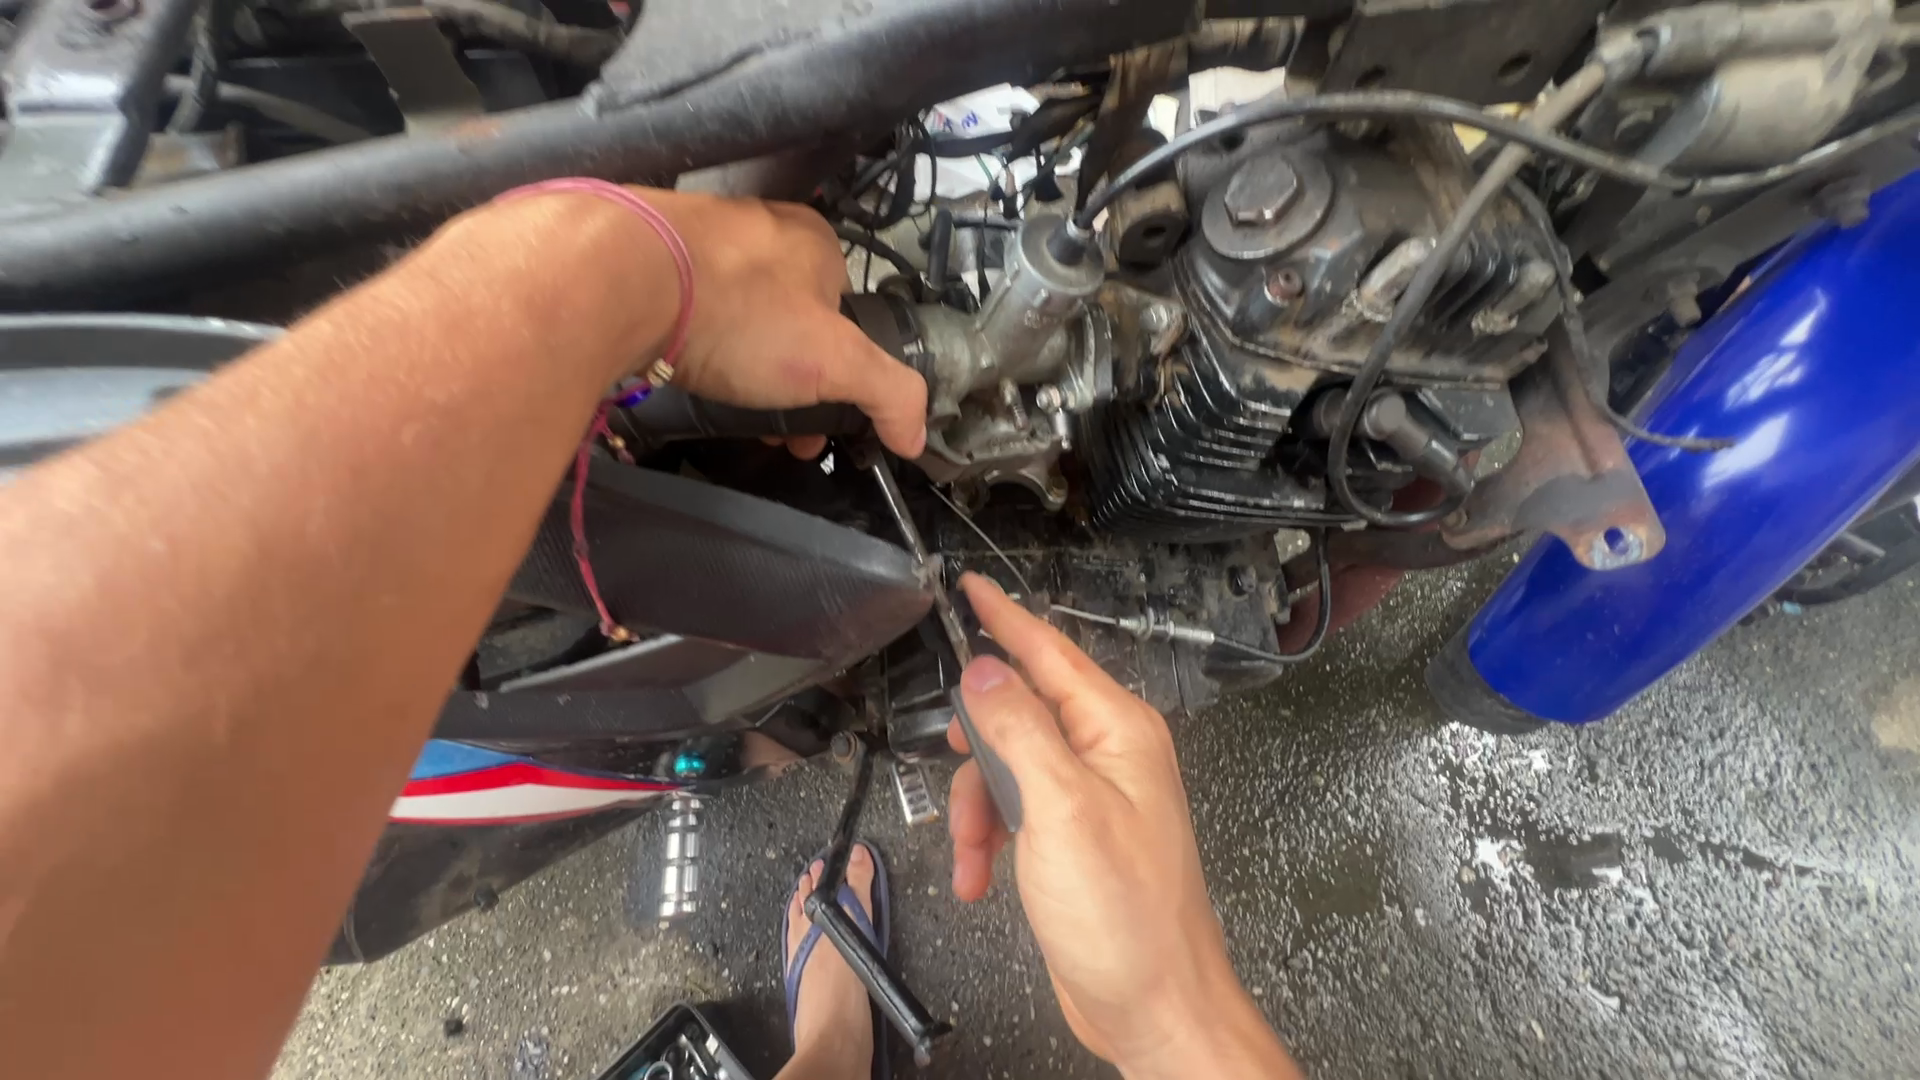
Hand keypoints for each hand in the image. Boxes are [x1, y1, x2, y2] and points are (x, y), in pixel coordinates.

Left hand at [638, 190, 925, 457]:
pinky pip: (691, 310)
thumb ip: (891, 395)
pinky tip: (689, 374)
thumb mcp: (838, 362)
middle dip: (794, 384)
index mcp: (816, 241)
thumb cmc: (742, 315)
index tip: (824, 421)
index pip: (846, 316)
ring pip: (742, 320)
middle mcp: (761, 228)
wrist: (618, 280)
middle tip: (781, 430)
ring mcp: (701, 238)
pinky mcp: (648, 254)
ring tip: (736, 413)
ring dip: (748, 373)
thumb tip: (917, 437)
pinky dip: (700, 348)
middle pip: (794, 324)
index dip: (841, 376)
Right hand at [947, 574, 1299, 1078]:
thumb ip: (1018, 729)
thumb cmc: (1125, 913)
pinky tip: (981, 875)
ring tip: (973, 857)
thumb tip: (983, 671)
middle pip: (1018, 710)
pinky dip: (989, 836)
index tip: (970, 588)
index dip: (1004, 617)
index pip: (1050, 650)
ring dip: (978, 808)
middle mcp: (1104, 750)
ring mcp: (1087, 791)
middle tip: (957, 763)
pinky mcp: (1070, 829)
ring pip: (1006, 764)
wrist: (1153, 1007)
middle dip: (978, 746)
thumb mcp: (1061, 807)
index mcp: (1115, 727)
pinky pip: (1014, 807)